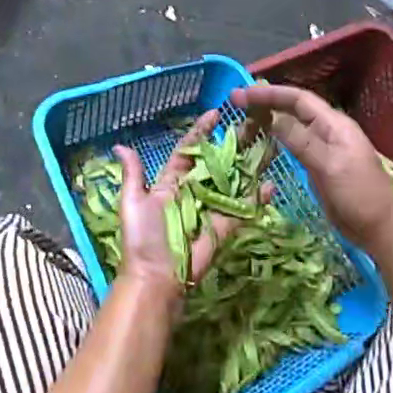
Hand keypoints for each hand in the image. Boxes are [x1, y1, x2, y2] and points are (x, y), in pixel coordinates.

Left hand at [111, 110, 260, 295]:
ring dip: (250, 164)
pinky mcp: (225, 228)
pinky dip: (257, 198)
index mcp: (169, 183)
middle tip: (252, 123)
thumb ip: (133, 174)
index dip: (200, 133)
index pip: (188, 151)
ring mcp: (211, 209)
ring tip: (270, 143)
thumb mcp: (132, 202)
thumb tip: (120, 145)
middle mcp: (192, 192)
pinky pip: (243, 210)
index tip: (215, 113)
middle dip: (233, 143)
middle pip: (216, 162)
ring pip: (234, 181)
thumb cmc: (142, 239)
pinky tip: (272, 183)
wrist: (155, 279)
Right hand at [231, 84, 392, 253]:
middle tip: (234, 104)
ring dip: (267, 120)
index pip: (298, 99)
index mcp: (334, 125)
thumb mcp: (328, 165)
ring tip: (242, 121)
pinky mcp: (317, 165)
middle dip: (264, 103)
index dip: (269, 93)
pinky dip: (273, 139)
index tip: (241, 94)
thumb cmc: (359, 195)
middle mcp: (328, 131)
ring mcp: (323, 148)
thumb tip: (271, 116)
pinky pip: (291, 144)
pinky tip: (260, 143)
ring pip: (290, 126)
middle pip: (292, 108)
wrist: (382, 230)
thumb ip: (300, 139)